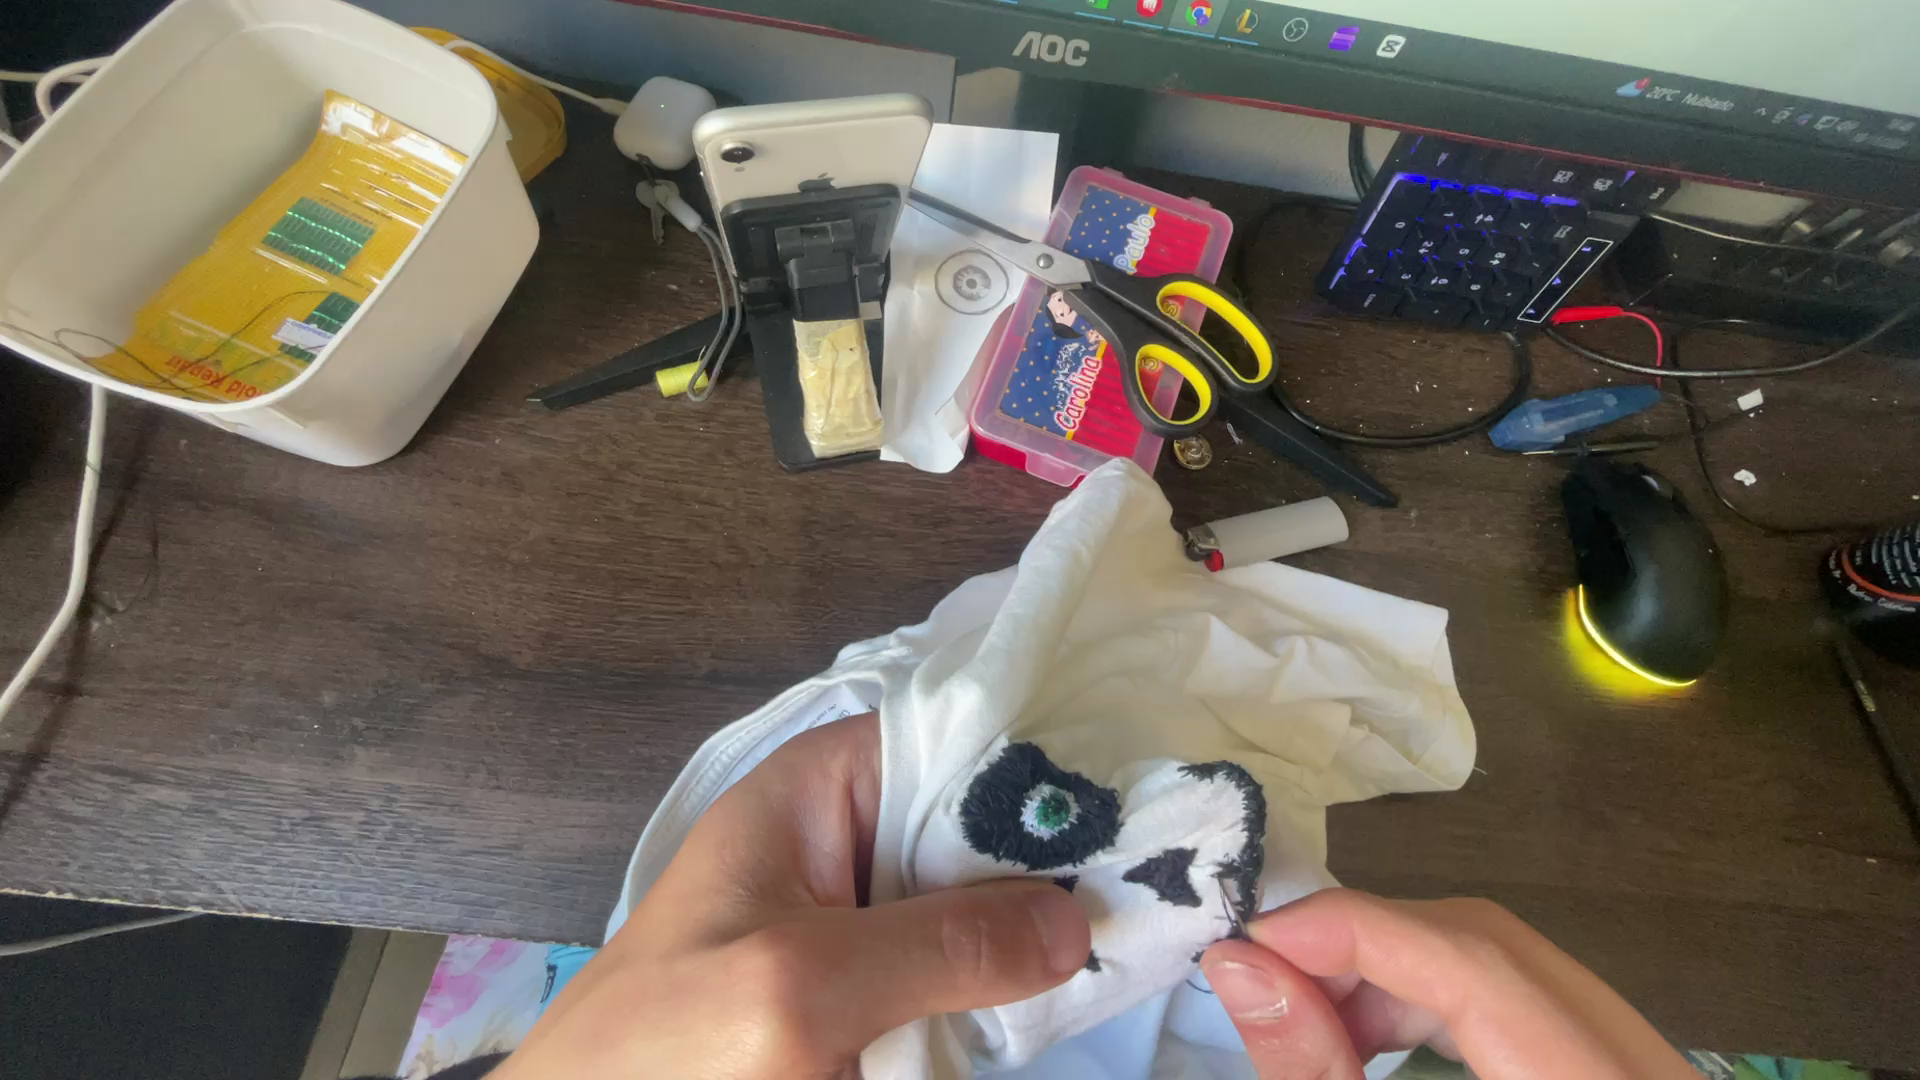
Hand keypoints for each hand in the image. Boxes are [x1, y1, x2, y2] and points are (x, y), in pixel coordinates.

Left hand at [494, 713, 1089, 1079]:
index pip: (949, 733)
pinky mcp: (876, 973)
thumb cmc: (670, 1045)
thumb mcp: (801, 982)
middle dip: (1050, 839)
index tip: (1123, 783)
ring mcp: (867, 904)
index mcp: (825, 783)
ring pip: (979, 887)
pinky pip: (963, 953)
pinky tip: (1081, 969)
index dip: (1034, 754)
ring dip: (1041, 909)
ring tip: (1141, 903)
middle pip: (976, 813)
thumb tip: (1077, 920)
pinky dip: (1014, 967)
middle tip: (1150, 854)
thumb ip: (940, 942)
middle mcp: (854, 826)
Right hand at [1200, 889, 1696, 1079]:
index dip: (1357, 931)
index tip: (1254, 940)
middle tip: (1276, 978)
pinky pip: (1518, 1000)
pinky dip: (1427, 1000)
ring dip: (1391, 972)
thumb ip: (1313, 1074)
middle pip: (1493, 949)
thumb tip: (1235, 959)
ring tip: (1319, 1022)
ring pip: (1503, 964)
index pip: (1482, 967)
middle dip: (1366, 946)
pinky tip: (1373, 1039)